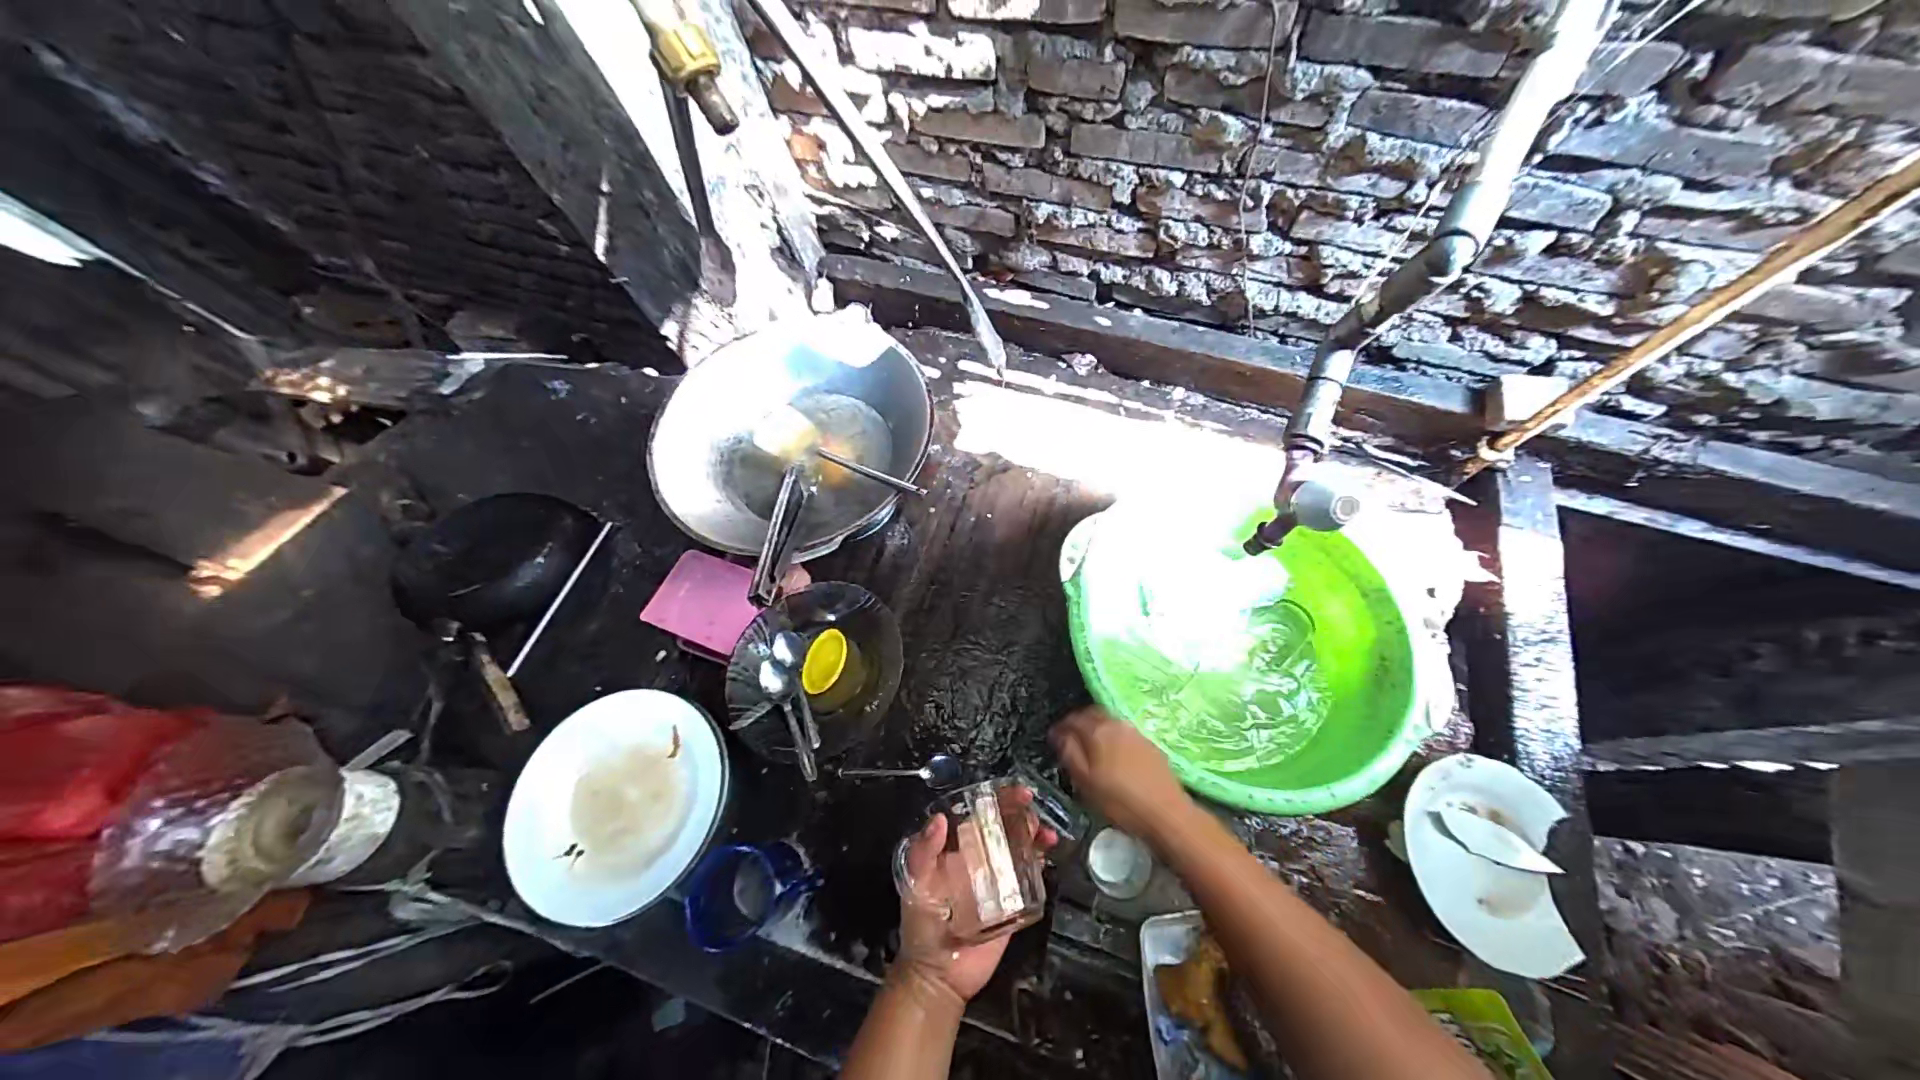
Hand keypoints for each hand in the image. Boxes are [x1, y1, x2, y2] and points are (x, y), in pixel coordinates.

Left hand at [894, 790, 1055, 1003]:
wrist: (939, 975)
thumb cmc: (922, 923)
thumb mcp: (915, 883)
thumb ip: (923, 853)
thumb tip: (940, 819)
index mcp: (956, 848)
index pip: (977, 814)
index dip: (994, 799)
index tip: (1009, 790)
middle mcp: (980, 857)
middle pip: (1004, 825)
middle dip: (1019, 811)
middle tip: (1030, 805)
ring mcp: (999, 878)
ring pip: (1021, 846)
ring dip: (1034, 833)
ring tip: (1043, 832)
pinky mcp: (1015, 902)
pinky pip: (1031, 876)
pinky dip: (1042, 861)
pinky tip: (1048, 852)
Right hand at [1049, 705, 1193, 845]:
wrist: (1166, 813)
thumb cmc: (1119, 801)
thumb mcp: (1085, 781)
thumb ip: (1069, 752)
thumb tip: (1058, 734)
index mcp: (1097, 731)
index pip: (1072, 718)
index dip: (1060, 728)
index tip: (1054, 739)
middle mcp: (1116, 724)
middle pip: (1092, 714)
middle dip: (1078, 722)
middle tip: (1070, 740)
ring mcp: (1135, 732)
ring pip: (1109, 722)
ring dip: (1096, 728)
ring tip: (1091, 748)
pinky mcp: (1149, 743)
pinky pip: (1123, 732)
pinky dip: (1112, 737)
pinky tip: (1113, 755)